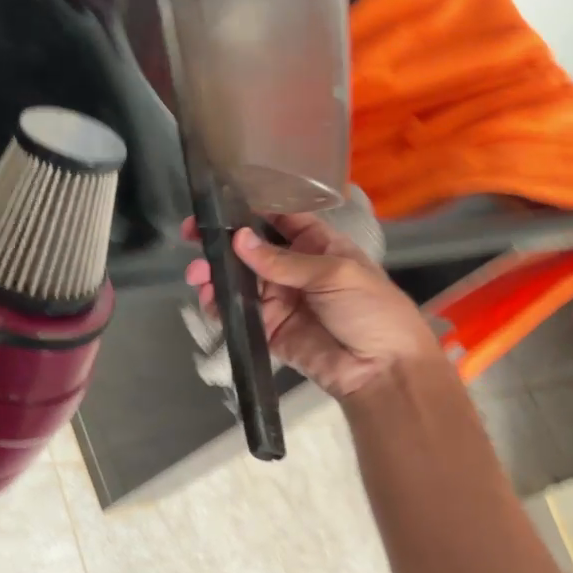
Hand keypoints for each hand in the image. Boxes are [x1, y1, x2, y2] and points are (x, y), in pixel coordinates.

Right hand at [184, 213, 442, 399]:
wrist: (379, 368)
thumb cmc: (370, 310)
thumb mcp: (334, 274)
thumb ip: (283, 261)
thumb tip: (239, 239)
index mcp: (318, 246)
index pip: (279, 219)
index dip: (250, 210)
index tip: (218, 204)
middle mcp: (293, 269)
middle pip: (250, 249)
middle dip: (222, 242)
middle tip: (192, 236)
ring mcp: (277, 299)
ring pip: (238, 280)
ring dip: (215, 274)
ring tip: (197, 274)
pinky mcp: (265, 328)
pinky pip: (236, 313)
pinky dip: (218, 305)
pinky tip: (207, 298)